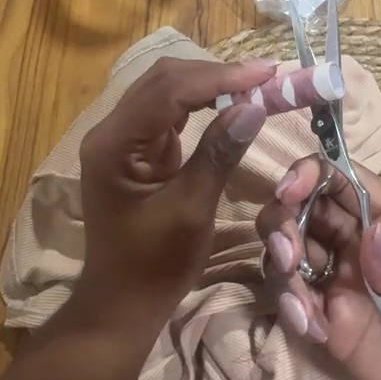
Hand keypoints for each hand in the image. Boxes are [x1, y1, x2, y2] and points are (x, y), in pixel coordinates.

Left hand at [76, 57, 275, 324]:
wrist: (121, 305)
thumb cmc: (153, 267)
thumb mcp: (191, 211)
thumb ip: (219, 154)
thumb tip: (255, 106)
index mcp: (113, 144)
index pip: (168, 90)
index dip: (220, 77)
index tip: (268, 74)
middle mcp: (111, 132)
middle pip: (164, 81)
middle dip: (217, 74)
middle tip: (269, 77)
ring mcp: (121, 140)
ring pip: (167, 91)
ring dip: (212, 85)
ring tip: (258, 85)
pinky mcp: (135, 151)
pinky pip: (169, 114)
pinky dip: (203, 105)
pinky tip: (232, 103)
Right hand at [256, 158, 380, 379]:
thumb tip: (371, 235)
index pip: (347, 180)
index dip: (312, 173)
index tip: (289, 192)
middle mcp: (360, 245)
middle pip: (304, 209)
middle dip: (283, 222)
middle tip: (290, 256)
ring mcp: (341, 284)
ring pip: (288, 253)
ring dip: (282, 270)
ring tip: (305, 311)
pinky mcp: (329, 323)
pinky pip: (292, 301)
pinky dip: (289, 309)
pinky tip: (315, 331)